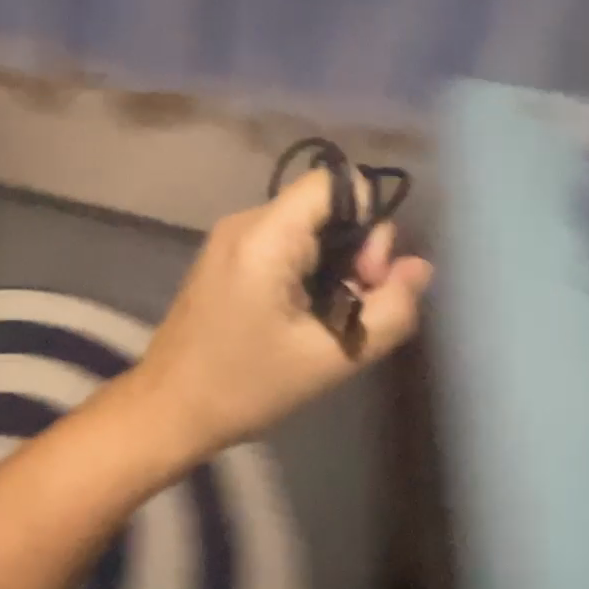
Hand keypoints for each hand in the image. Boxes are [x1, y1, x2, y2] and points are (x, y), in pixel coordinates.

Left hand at [118, 168, 432, 461]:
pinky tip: (306, 316)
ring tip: (330, 319)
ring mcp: (230, 238)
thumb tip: (418, 268)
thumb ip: (389, 310)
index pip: (335, 183)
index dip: (369, 220)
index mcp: (264, 235)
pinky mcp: (226, 257)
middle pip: (324, 206)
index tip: (368, 276)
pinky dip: (308, 270)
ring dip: (334, 265)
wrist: (170, 406)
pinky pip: (283, 243)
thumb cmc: (246, 384)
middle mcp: (244, 222)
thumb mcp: (332, 356)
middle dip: (356, 250)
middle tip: (354, 307)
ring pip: (306, 227)